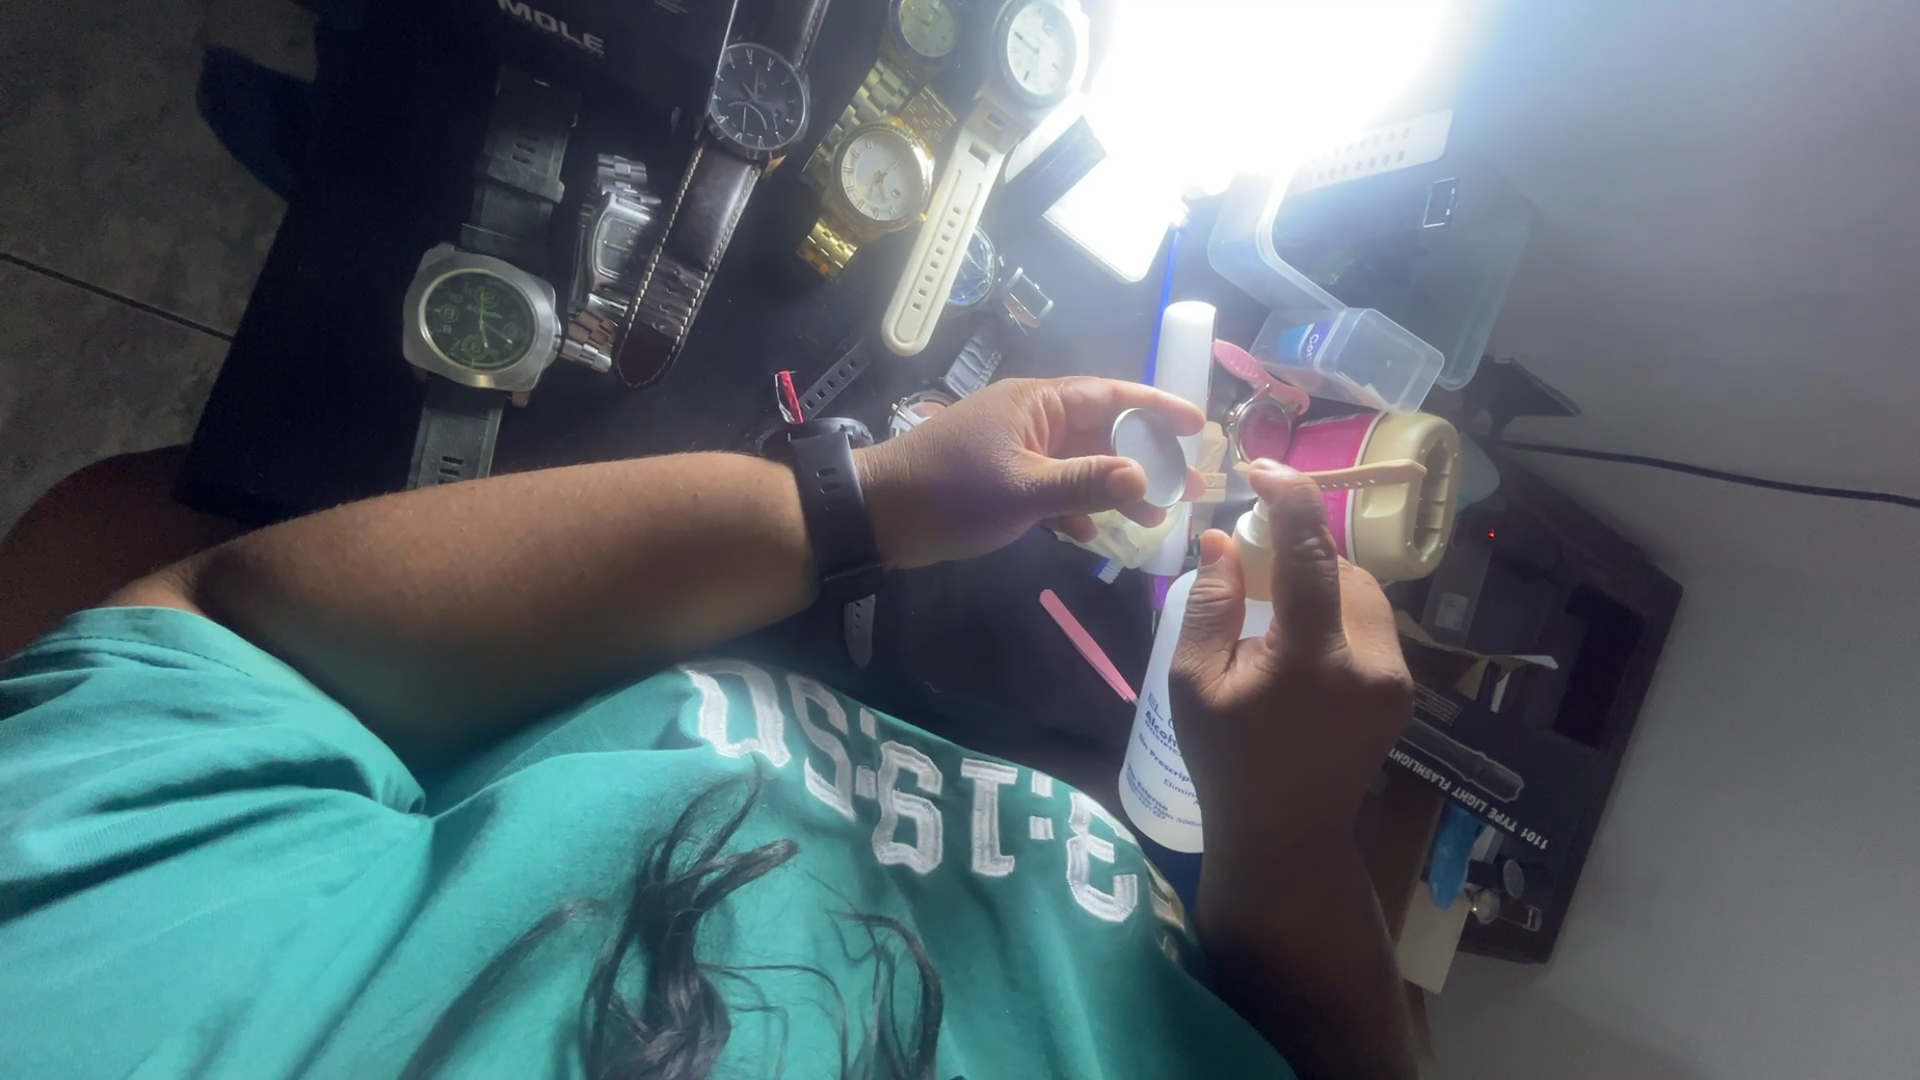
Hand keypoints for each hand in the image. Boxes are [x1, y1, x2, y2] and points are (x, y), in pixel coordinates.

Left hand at [854, 377, 1203, 569]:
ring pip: (1079, 465)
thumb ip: (1086, 482)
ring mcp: (1018, 452)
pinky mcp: (1004, 482)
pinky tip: (1091, 534)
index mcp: (1037, 403)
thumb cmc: (950, 493)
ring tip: (1155, 517)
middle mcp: (1032, 421)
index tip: (1198, 425)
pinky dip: (1074, 508)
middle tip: (1190, 485)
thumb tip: (1146, 478)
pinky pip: (1053, 489)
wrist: (879, 518)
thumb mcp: (1023, 489)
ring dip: (1113, 489)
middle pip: (1102, 433)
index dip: (1157, 407)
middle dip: (1145, 459)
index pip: (1110, 394)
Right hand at [1168, 462, 1412, 850]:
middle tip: (1250, 563)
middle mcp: (1372, 661)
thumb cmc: (1225, 759)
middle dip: (1299, 549)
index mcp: (1314, 660)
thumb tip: (1220, 543)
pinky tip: (1298, 636)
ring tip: (1272, 605)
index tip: (1261, 469)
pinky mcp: (1400, 689)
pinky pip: (1369, 622)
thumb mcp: (1192, 682)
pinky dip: (1333, 609)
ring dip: (1318, 579)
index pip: (1311, 555)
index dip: (1289, 500)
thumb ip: (1209, 605)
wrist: (1285, 833)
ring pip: (1362, 593)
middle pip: (1342, 568)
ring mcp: (1396, 678)